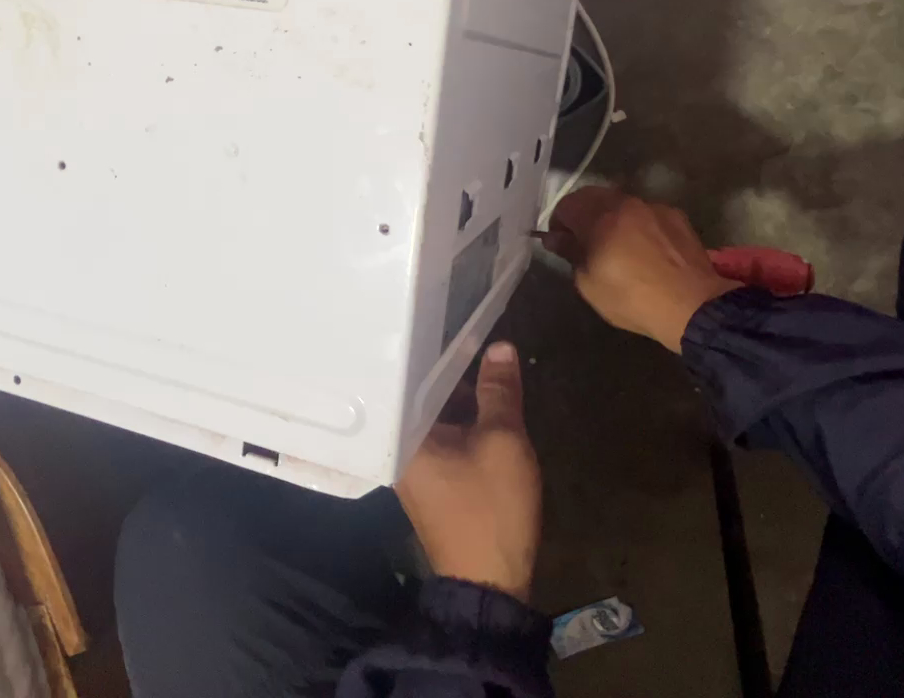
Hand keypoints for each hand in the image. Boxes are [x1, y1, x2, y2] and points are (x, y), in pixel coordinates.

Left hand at [396, 342, 541, 600]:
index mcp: (405, 433)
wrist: (491, 580)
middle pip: (425, 395)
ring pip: (437, 416)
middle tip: (477, 339)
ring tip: (487, 368)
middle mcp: (399, 445)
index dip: (440, 348)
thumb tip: (499, 346)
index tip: (456, 323)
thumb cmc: (491, 506)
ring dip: (461, 399)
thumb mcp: (503, 439)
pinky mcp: (430, 480)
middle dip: (454, 374)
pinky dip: (461, 423)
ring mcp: (413, 465)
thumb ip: (499, 390)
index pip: (415, 377)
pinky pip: (442, 436)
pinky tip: (484, 409)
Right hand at [547, 186, 740, 351]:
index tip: (561, 243)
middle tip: (585, 242)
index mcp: (598, 217)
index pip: (566, 205)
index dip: (558, 224)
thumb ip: (570, 253)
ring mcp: (653, 207)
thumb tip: (556, 238)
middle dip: (584, 215)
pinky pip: (647, 213)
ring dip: (612, 217)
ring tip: (617, 245)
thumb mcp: (589, 283)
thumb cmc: (631, 297)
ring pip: (622, 203)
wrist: (692, 305)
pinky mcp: (676, 216)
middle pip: (593, 197)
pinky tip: (646, 249)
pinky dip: (638, 224)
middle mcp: (625, 203)